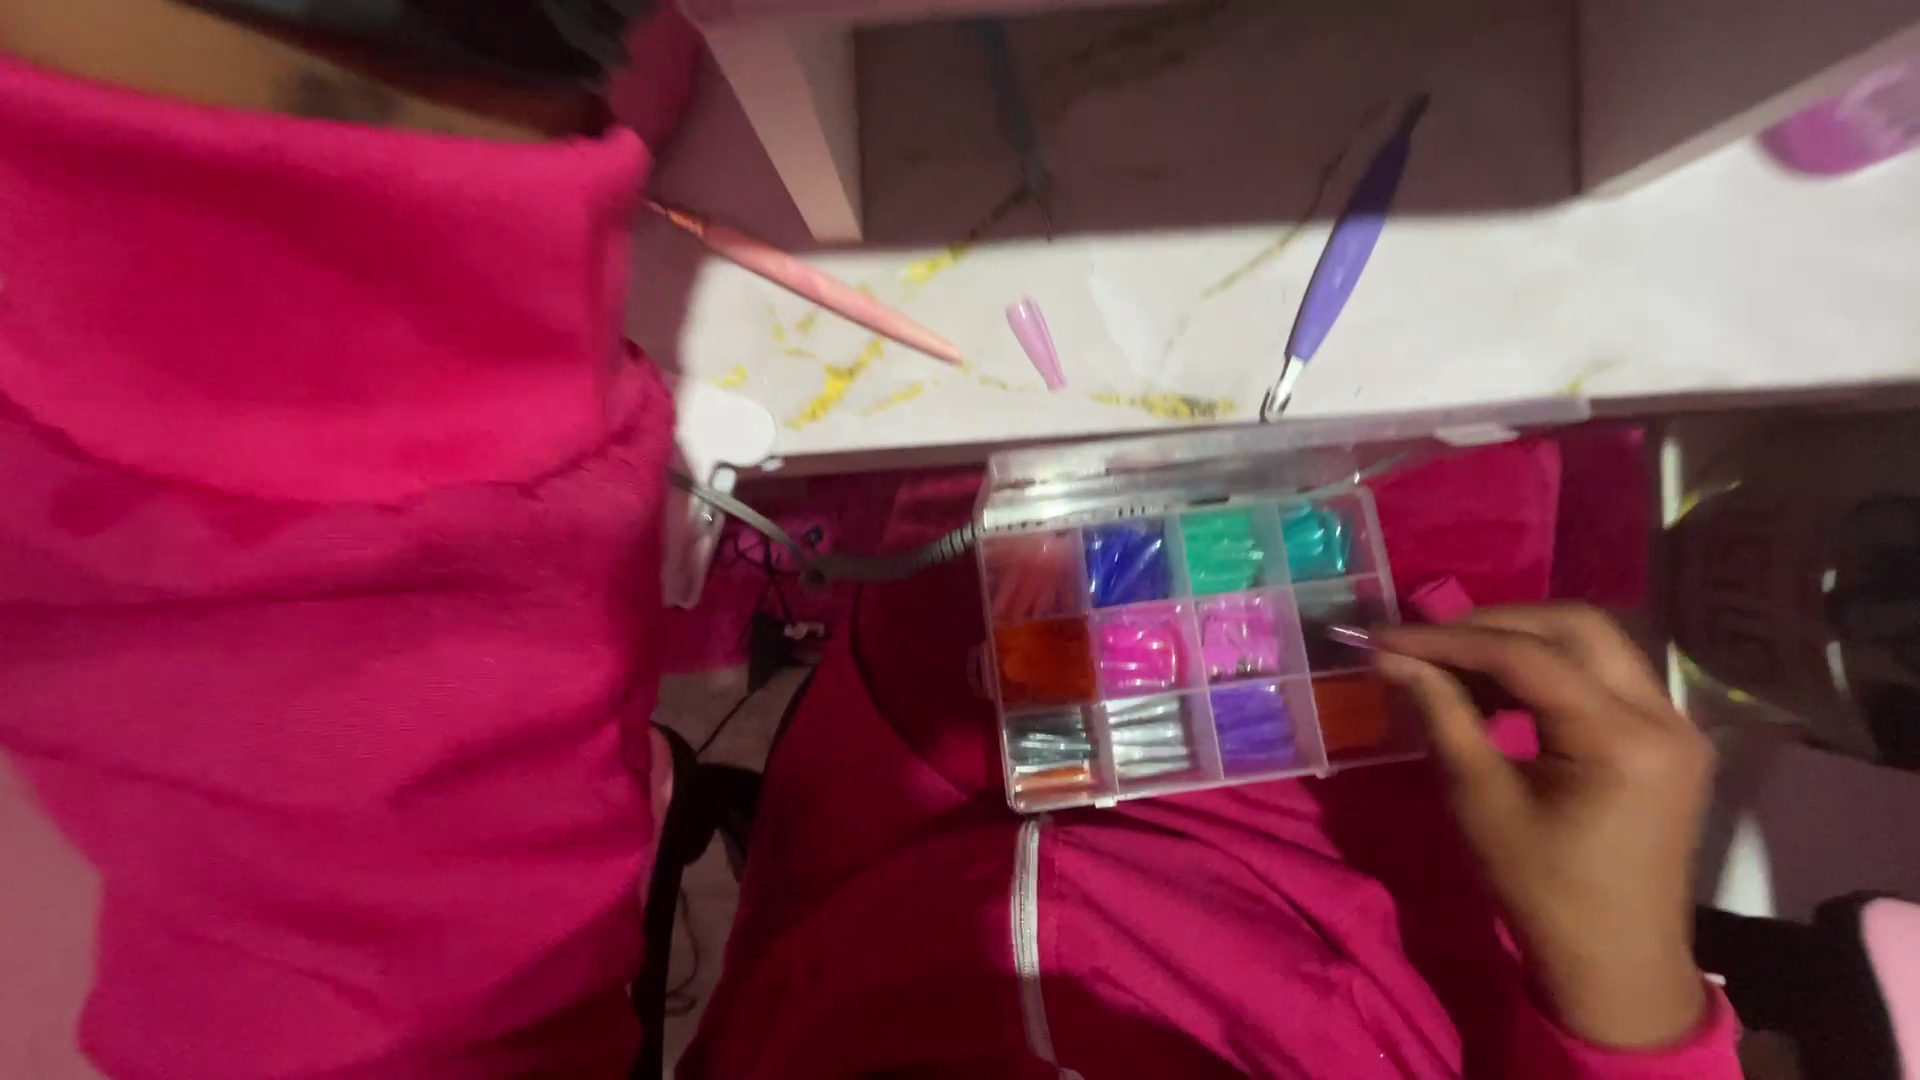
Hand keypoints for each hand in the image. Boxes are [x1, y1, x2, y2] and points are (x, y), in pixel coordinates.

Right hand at [1372, 605, 1713, 1049]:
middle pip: (1575, 626)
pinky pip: (1598, 673)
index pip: (1525, 656)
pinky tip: (1492, 687)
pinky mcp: (1661, 736)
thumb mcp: (1476, 795)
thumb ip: (1438, 711)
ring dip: (1515, 639)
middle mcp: (1663, 717)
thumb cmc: (1538, 885)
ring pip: (1590, 642)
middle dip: (1490, 622)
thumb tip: (1388, 655)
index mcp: (1622, 740)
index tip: (1382, 638)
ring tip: (1449, 659)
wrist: (1613, 958)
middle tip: (1425, 640)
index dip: (1445, 638)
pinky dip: (1540, 666)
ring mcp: (1672, 724)